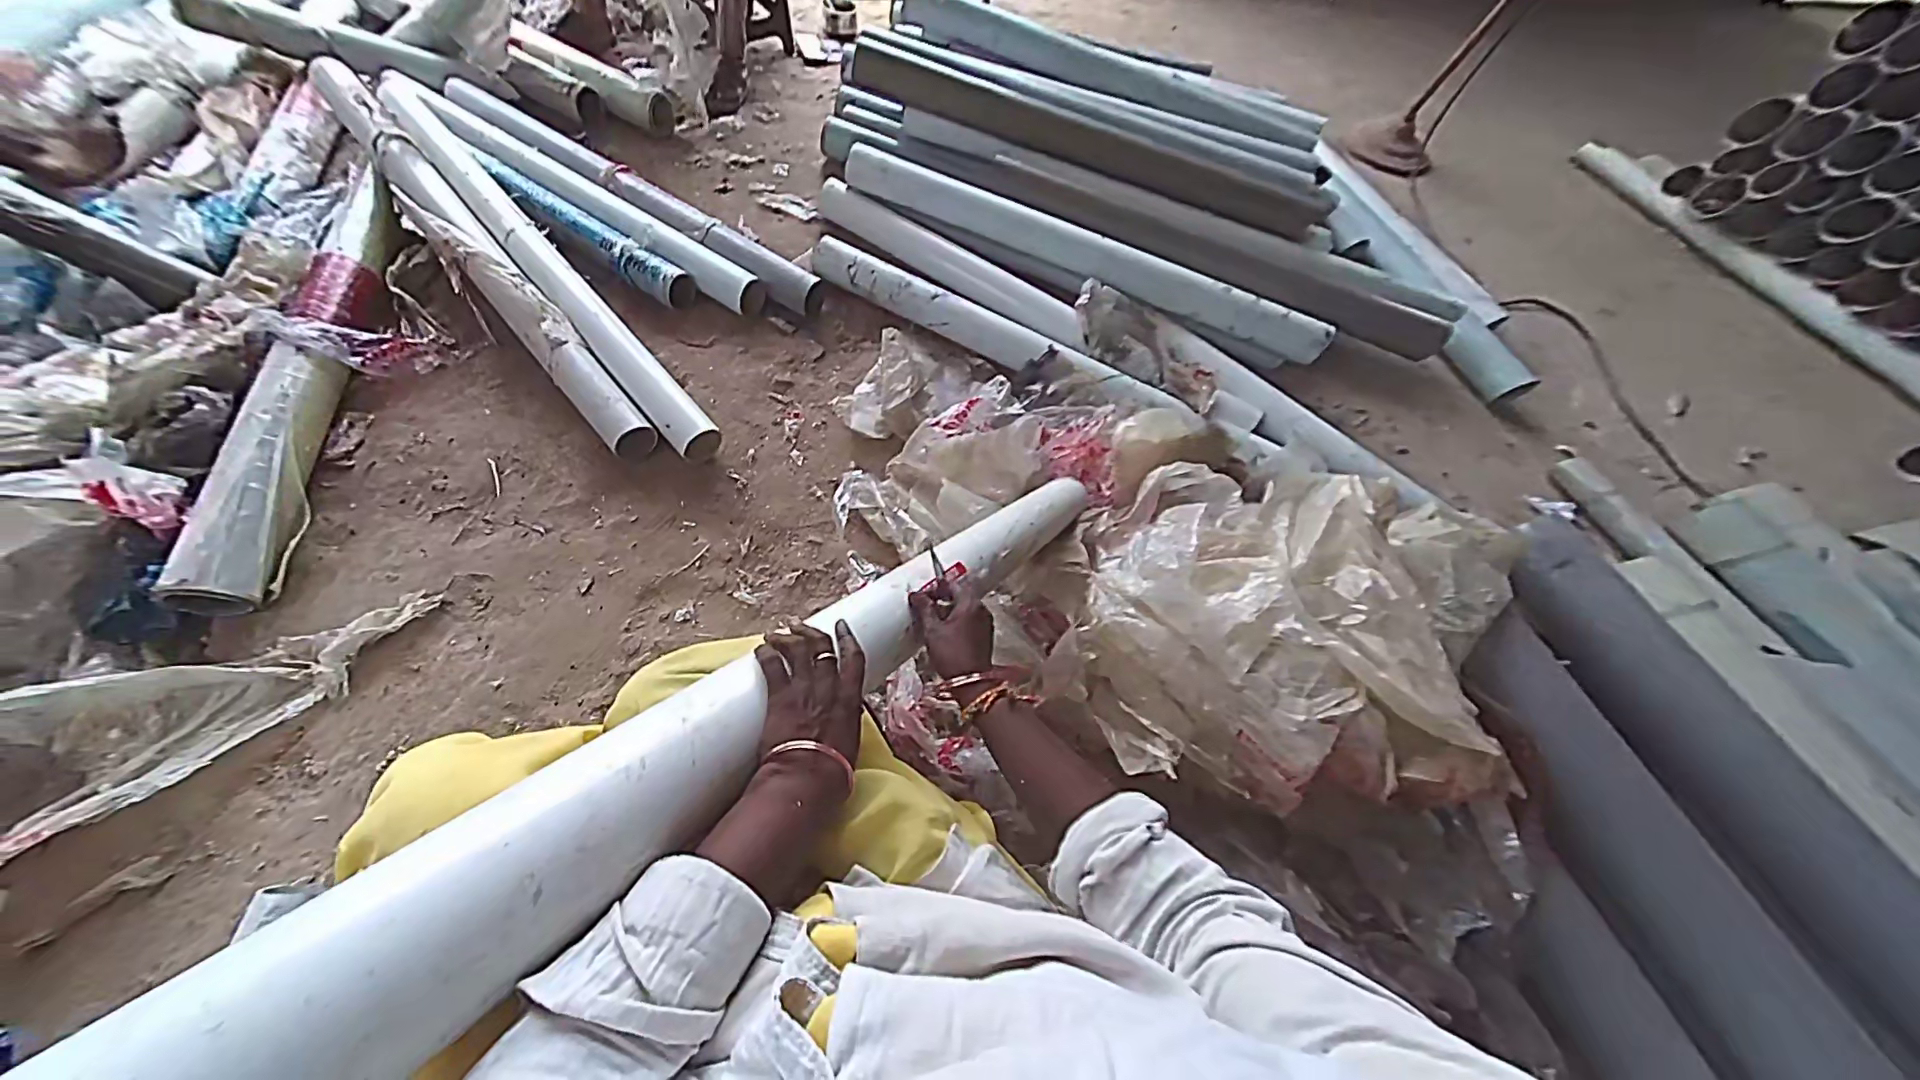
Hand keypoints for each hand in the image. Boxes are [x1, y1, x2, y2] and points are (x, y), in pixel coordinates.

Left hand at [755, 622, 864, 787]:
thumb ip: (848, 721)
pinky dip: (767, 654)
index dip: (847, 638)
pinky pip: (772, 666)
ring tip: (777, 634)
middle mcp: (828, 687)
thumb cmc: (832, 771)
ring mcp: (803, 690)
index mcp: (849, 698)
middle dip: (811, 632)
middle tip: (801, 626)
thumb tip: (848, 717)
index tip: (841, 626)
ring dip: (787, 637)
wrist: (805, 777)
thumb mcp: (851, 740)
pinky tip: (761, 649)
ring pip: (797, 650)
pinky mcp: (779, 698)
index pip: (853, 658)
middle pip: (822, 647)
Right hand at [909, 575, 993, 678]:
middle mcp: (982, 609)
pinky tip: (945, 630)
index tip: (922, 595)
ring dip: (950, 609)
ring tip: (932, 619)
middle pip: (961, 595)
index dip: (936, 587)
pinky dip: (958, 619)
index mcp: (971, 603)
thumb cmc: (951, 655)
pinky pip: (970, 619)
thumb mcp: (933, 630)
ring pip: (966, 607)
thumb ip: (925, 609)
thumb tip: (917, 595)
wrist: (971, 682)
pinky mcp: (986, 634)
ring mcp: (986, 622)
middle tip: (925, 605)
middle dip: (943, 598)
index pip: (953, 584)